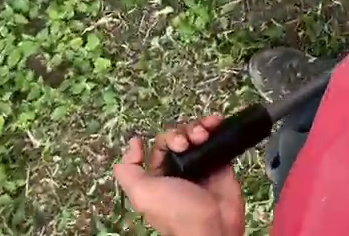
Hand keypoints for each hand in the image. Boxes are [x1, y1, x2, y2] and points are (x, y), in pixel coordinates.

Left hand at [112, 116, 244, 235]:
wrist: (213, 226)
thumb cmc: (177, 211)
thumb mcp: (144, 194)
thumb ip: (129, 172)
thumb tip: (132, 144)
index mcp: (159, 177)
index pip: (160, 146)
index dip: (167, 138)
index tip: (176, 143)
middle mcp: (179, 169)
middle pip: (179, 136)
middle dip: (184, 132)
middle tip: (189, 142)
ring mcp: (199, 165)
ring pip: (197, 134)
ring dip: (199, 127)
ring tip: (204, 134)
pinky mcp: (218, 162)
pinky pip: (216, 138)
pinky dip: (215, 127)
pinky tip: (216, 123)